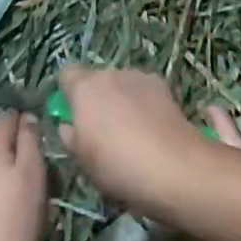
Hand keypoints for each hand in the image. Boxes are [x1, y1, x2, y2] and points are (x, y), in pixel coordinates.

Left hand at [0, 111, 47, 240]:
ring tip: (25, 196)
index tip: (44, 137)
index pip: (8, 115)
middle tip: (40, 172)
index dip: (27, 120)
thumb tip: (27, 116)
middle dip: (17, 150)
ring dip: (4, 173)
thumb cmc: (15, 221)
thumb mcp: (33, 173)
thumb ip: (31, 138)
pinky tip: (4, 215)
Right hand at [56, 67, 209, 212]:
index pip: (67, 74)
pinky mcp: (163, 84)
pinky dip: (144, 102)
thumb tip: (68, 125)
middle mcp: (109, 73)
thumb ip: (70, 137)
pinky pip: (144, 90)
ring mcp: (138, 76)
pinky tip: (153, 128)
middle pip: (96, 78)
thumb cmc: (118, 166)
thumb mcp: (83, 162)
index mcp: (84, 88)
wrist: (173, 167)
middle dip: (97, 97)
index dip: (68, 92)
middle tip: (102, 130)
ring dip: (121, 98)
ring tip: (132, 131)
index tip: (73, 115)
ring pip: (121, 83)